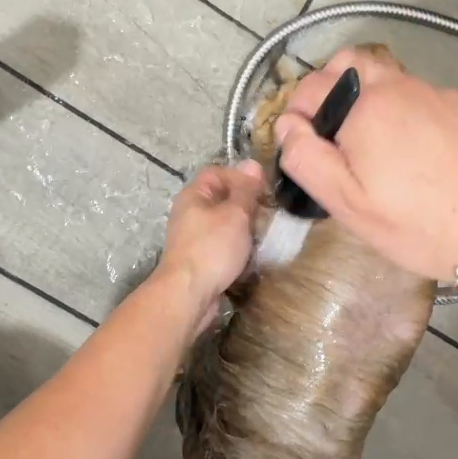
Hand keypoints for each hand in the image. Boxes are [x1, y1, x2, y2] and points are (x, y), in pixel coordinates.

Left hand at [156, 161, 265, 315]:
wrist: (189, 295)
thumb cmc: (212, 248)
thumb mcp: (235, 214)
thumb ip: (245, 190)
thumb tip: (252, 164)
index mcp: (194, 196)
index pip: (218, 173)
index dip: (241, 177)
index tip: (264, 190)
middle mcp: (191, 213)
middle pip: (223, 199)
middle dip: (247, 206)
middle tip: (268, 216)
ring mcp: (195, 238)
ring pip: (225, 225)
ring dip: (245, 230)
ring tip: (265, 237)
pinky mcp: (201, 260)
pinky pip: (223, 247)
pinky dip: (238, 250)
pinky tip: (252, 257)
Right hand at [272, 48, 457, 298]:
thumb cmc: (420, 225)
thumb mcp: (347, 204)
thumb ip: (306, 158)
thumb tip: (286, 125)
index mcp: (365, 105)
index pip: (309, 87)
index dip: (295, 115)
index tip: (301, 147)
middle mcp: (401, 86)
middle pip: (350, 64)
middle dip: (329, 90)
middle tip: (332, 138)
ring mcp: (439, 94)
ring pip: (388, 81)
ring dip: (368, 102)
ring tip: (376, 153)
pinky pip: (422, 99)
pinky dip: (406, 115)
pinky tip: (419, 159)